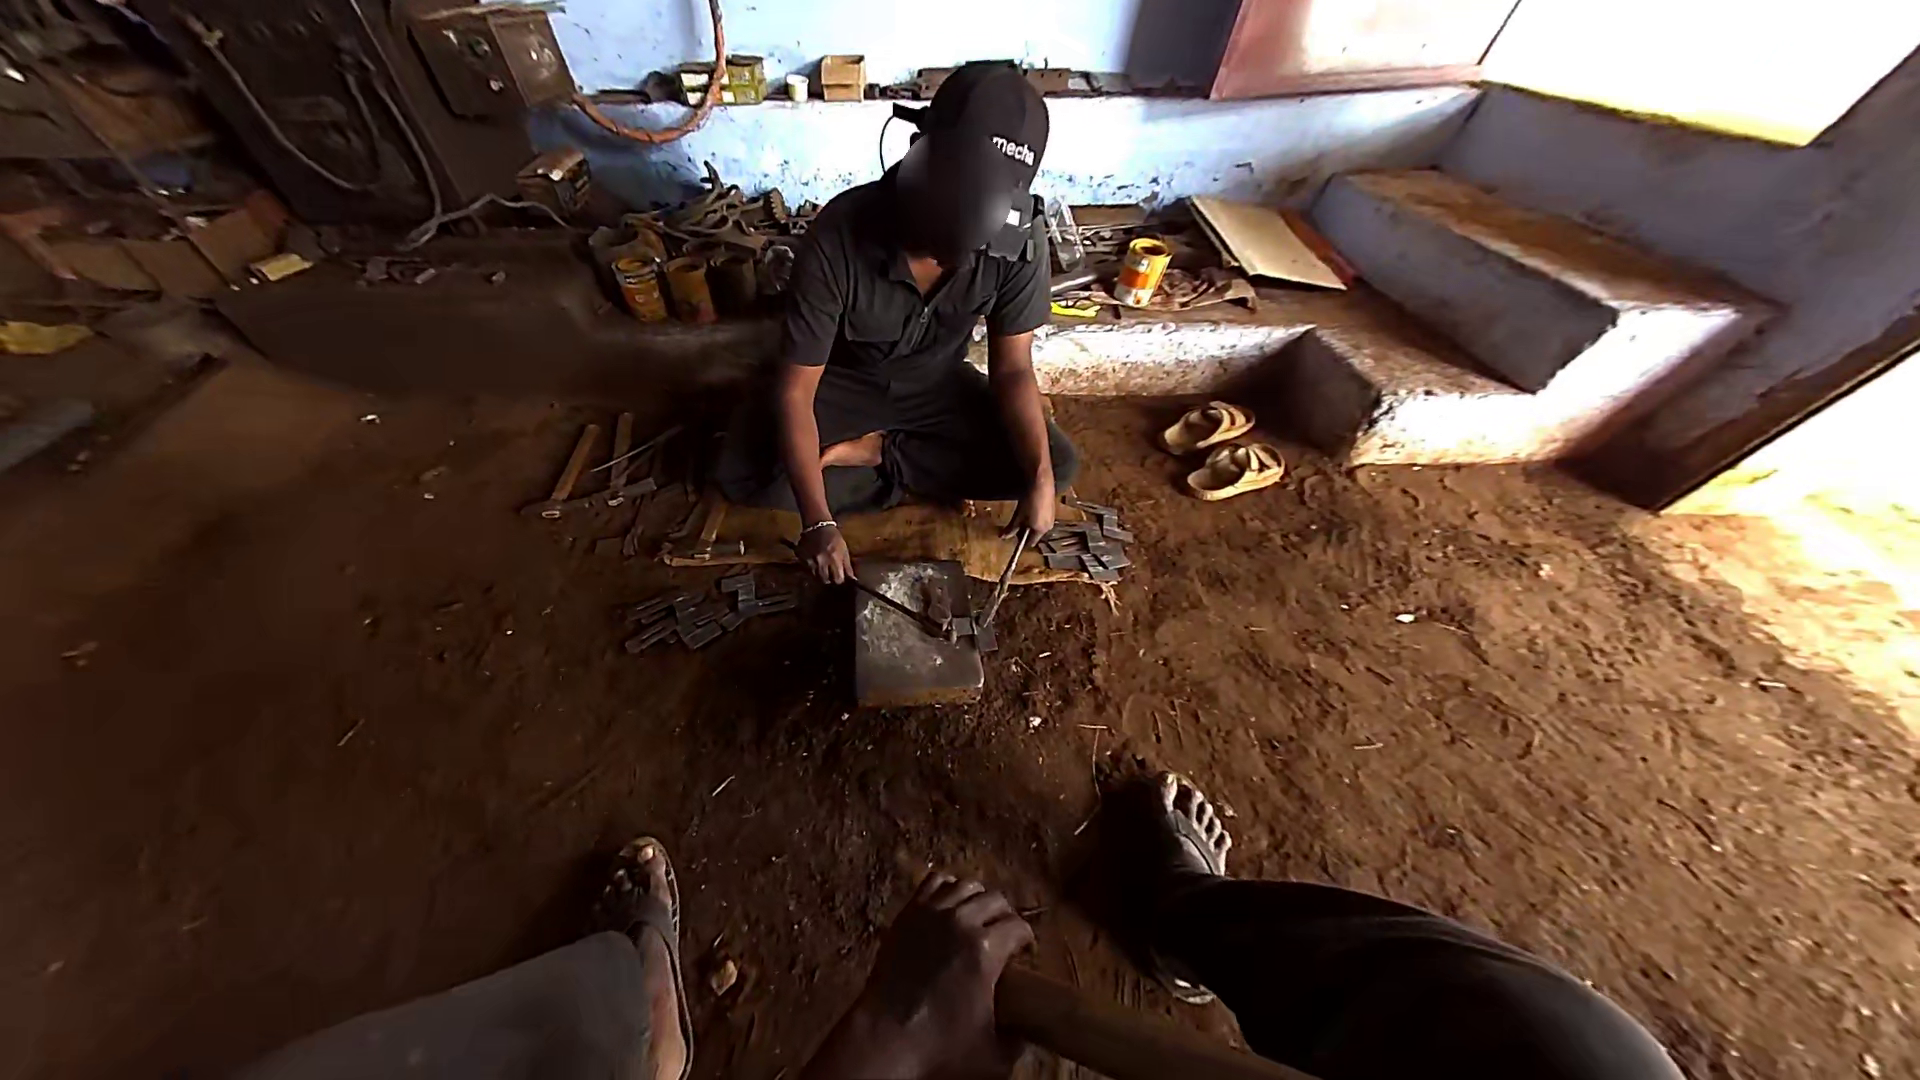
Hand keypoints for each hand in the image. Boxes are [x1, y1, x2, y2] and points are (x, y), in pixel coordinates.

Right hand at [797, 523, 852, 583]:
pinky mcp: (802, 559)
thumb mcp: (844, 551)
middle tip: (830, 574)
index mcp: (835, 560)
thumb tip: (853, 579)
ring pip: (815, 576)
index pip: (837, 579)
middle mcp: (822, 562)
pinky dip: (811, 568)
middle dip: (829, 579)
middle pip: (825, 580)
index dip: (839, 579)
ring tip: (822, 567)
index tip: (839, 577)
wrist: (818, 526)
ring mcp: (810, 561)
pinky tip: (815, 562)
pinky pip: (807, 569)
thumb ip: (847, 566)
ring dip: (819, 574)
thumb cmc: (834, 538)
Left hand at [801, 873, 1034, 1079]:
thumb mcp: (992, 1057)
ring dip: (978, 898)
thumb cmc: (939, 1047)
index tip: (1025, 949)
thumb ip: (1016, 1041)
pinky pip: (934, 882)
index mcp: (985, 948)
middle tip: (1004, 933)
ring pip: (966, 885)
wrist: (887, 1036)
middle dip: (1005, 915)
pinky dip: (947, 887)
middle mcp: (962, 920)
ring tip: (978, 916)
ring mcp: (933, 910)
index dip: (1026, 938)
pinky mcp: (910, 911)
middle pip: (995, 899)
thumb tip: (1025, 1030)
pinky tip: (950, 904)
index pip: (1018, 926)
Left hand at [1003, 477, 1055, 539]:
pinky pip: (1041, 520)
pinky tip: (1029, 510)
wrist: (1041, 483)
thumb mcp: (1018, 515)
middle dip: (1024, 532)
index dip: (1020, 542)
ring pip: (1037, 527)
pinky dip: (1034, 519)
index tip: (1012, 537)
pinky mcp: (1052, 511)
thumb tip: (1002, 537)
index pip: (1030, 543)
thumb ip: (1011, 528)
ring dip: (1029, 525)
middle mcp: (1048, 527)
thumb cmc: (1029, 501)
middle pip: (1034, 535)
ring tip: (1021, 516)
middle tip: (1014, 525)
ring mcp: (1051, 519)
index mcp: (1040, 530)